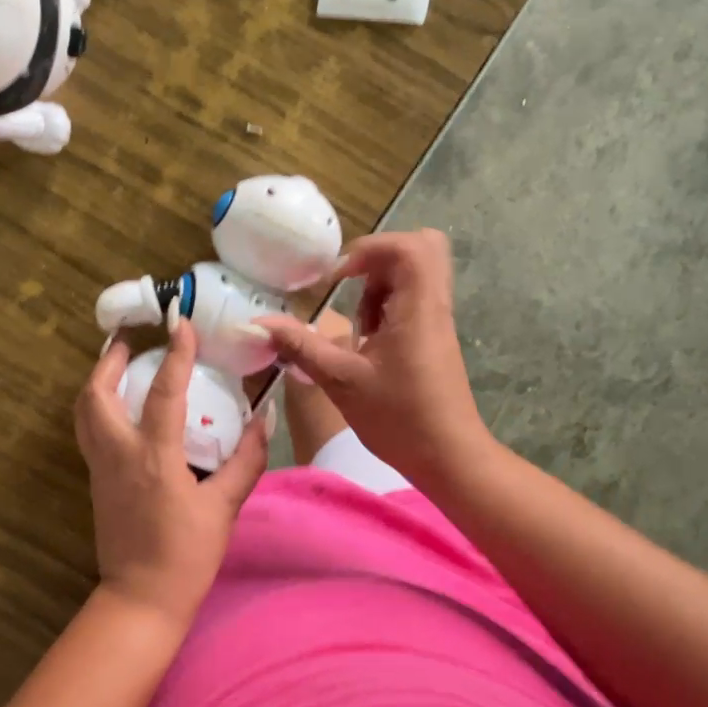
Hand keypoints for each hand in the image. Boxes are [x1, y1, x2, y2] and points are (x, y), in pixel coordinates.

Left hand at [74, 321, 269, 625]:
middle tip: (127, 339)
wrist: (141, 597)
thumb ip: (245, 460)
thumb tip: (263, 419)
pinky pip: (88, 430)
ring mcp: (100, 466)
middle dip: (108, 359)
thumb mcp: (224, 507)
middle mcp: (118, 453)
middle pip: (96, 392)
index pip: (163, 392)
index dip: (174, 355)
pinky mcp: (95, 480)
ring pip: (84, 410)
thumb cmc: (186, 555)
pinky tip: (119, 406)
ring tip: (117, 364)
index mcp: (154, 456)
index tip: (180, 325)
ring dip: (97, 381)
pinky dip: (98, 406)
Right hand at [255, 229, 489, 477]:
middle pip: (420, 250)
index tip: (337, 278)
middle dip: (377, 259)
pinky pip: (413, 299)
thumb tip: (258, 323)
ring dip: (378, 286)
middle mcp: (433, 307)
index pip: (410, 247)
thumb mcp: (340, 380)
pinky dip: (385, 307)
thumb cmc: (398, 418)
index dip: (370, 249)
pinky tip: (366, 342)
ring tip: (356, 324)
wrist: (449, 459)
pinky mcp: (434, 339)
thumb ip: (300, 345)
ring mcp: (437, 322)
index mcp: (418, 309)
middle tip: (349, 286)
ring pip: (415, 275)